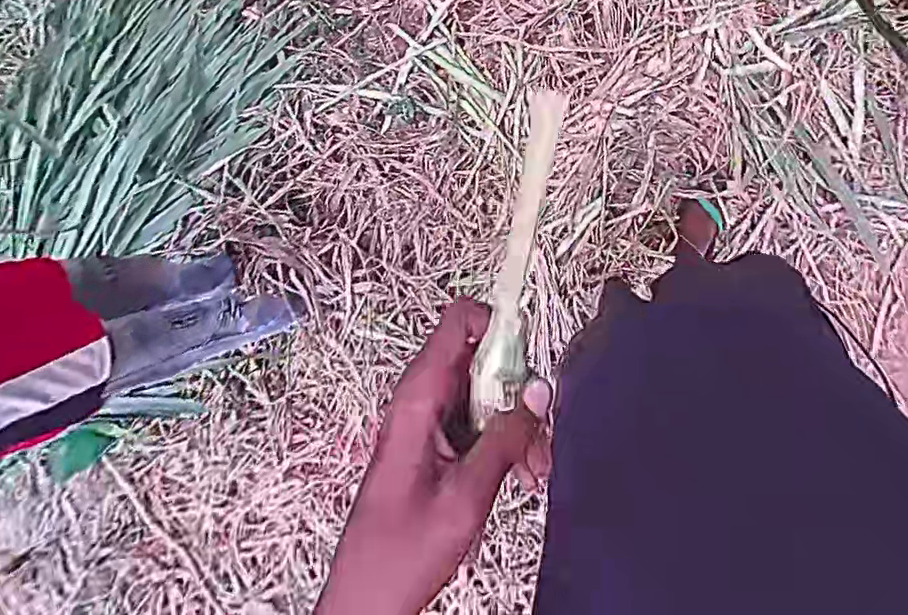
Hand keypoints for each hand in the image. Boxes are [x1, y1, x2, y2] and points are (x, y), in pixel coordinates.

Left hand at [317, 299, 552, 614]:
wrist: (369, 599)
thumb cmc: (402, 550)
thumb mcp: (466, 495)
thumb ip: (506, 438)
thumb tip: (539, 392)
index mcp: (419, 395)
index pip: (459, 321)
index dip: (498, 322)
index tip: (531, 350)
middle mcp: (422, 396)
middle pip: (480, 356)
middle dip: (517, 387)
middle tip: (539, 431)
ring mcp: (428, 416)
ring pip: (483, 390)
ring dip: (515, 420)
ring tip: (534, 467)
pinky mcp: (435, 438)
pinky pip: (476, 417)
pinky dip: (502, 438)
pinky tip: (520, 473)